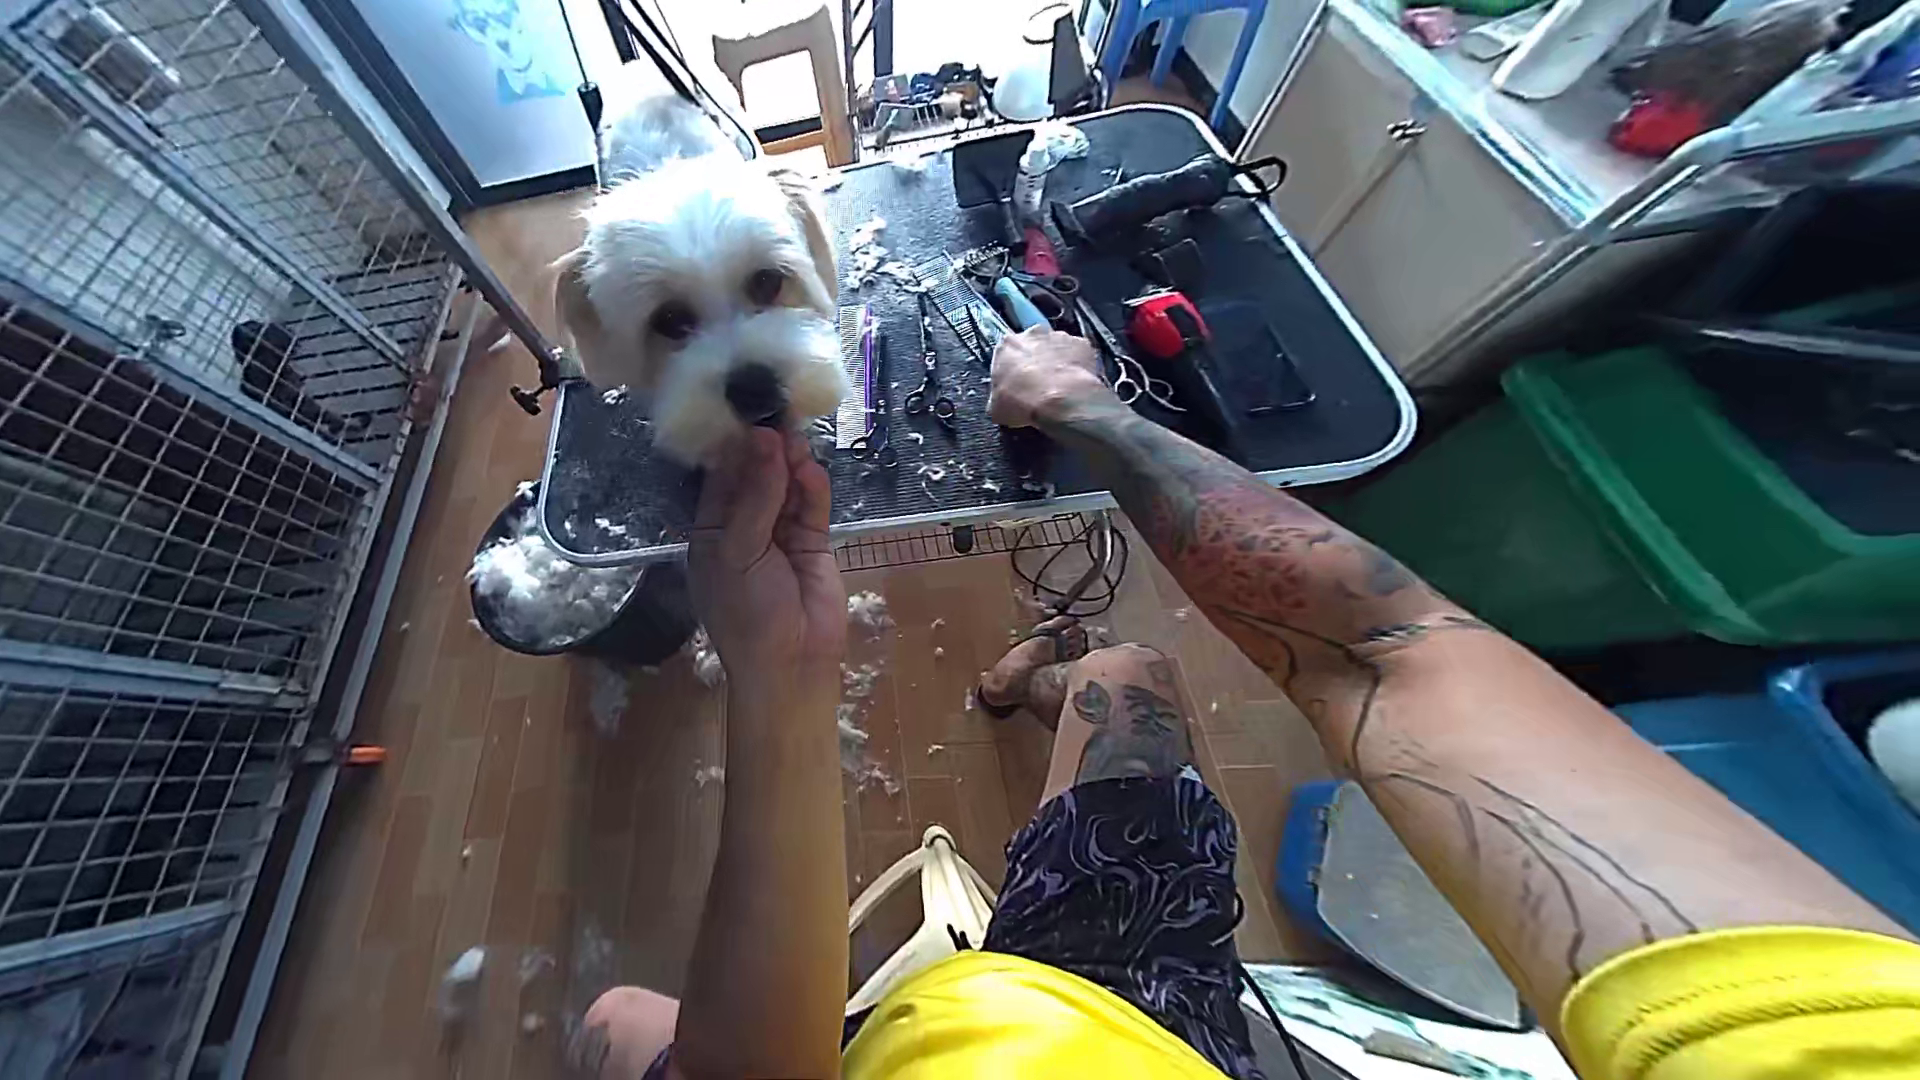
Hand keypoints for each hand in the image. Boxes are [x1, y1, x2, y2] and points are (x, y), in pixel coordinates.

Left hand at [688, 428, 844, 686]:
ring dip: (792, 467)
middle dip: (768, 453)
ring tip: (799, 440)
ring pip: (788, 490)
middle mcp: (745, 527)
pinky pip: (813, 510)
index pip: (721, 479)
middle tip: (781, 420)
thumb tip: (766, 440)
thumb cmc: (747, 611)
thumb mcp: (738, 551)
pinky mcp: (814, 544)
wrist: (791, 661)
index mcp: (712, 530)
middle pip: (758, 479)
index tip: (748, 413)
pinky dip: (814, 491)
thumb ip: (755, 496)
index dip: (735, 448)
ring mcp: (781, 535)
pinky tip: (813, 472)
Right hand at [987, 326, 1114, 427]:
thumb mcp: (996, 409)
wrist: (1061, 402)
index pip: (1007, 354)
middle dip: (1037, 360)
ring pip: (1058, 348)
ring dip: (1058, 362)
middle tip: (1040, 384)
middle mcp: (1033, 333)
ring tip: (1062, 386)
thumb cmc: (1023, 404)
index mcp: (1006, 345)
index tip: (1017, 385)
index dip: (1013, 370)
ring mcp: (1060, 336)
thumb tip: (999, 403)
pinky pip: (1079, 355)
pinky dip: (1079, 366)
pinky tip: (1078, 384)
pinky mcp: (1083, 344)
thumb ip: (997, 398)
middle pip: (1034, 345)